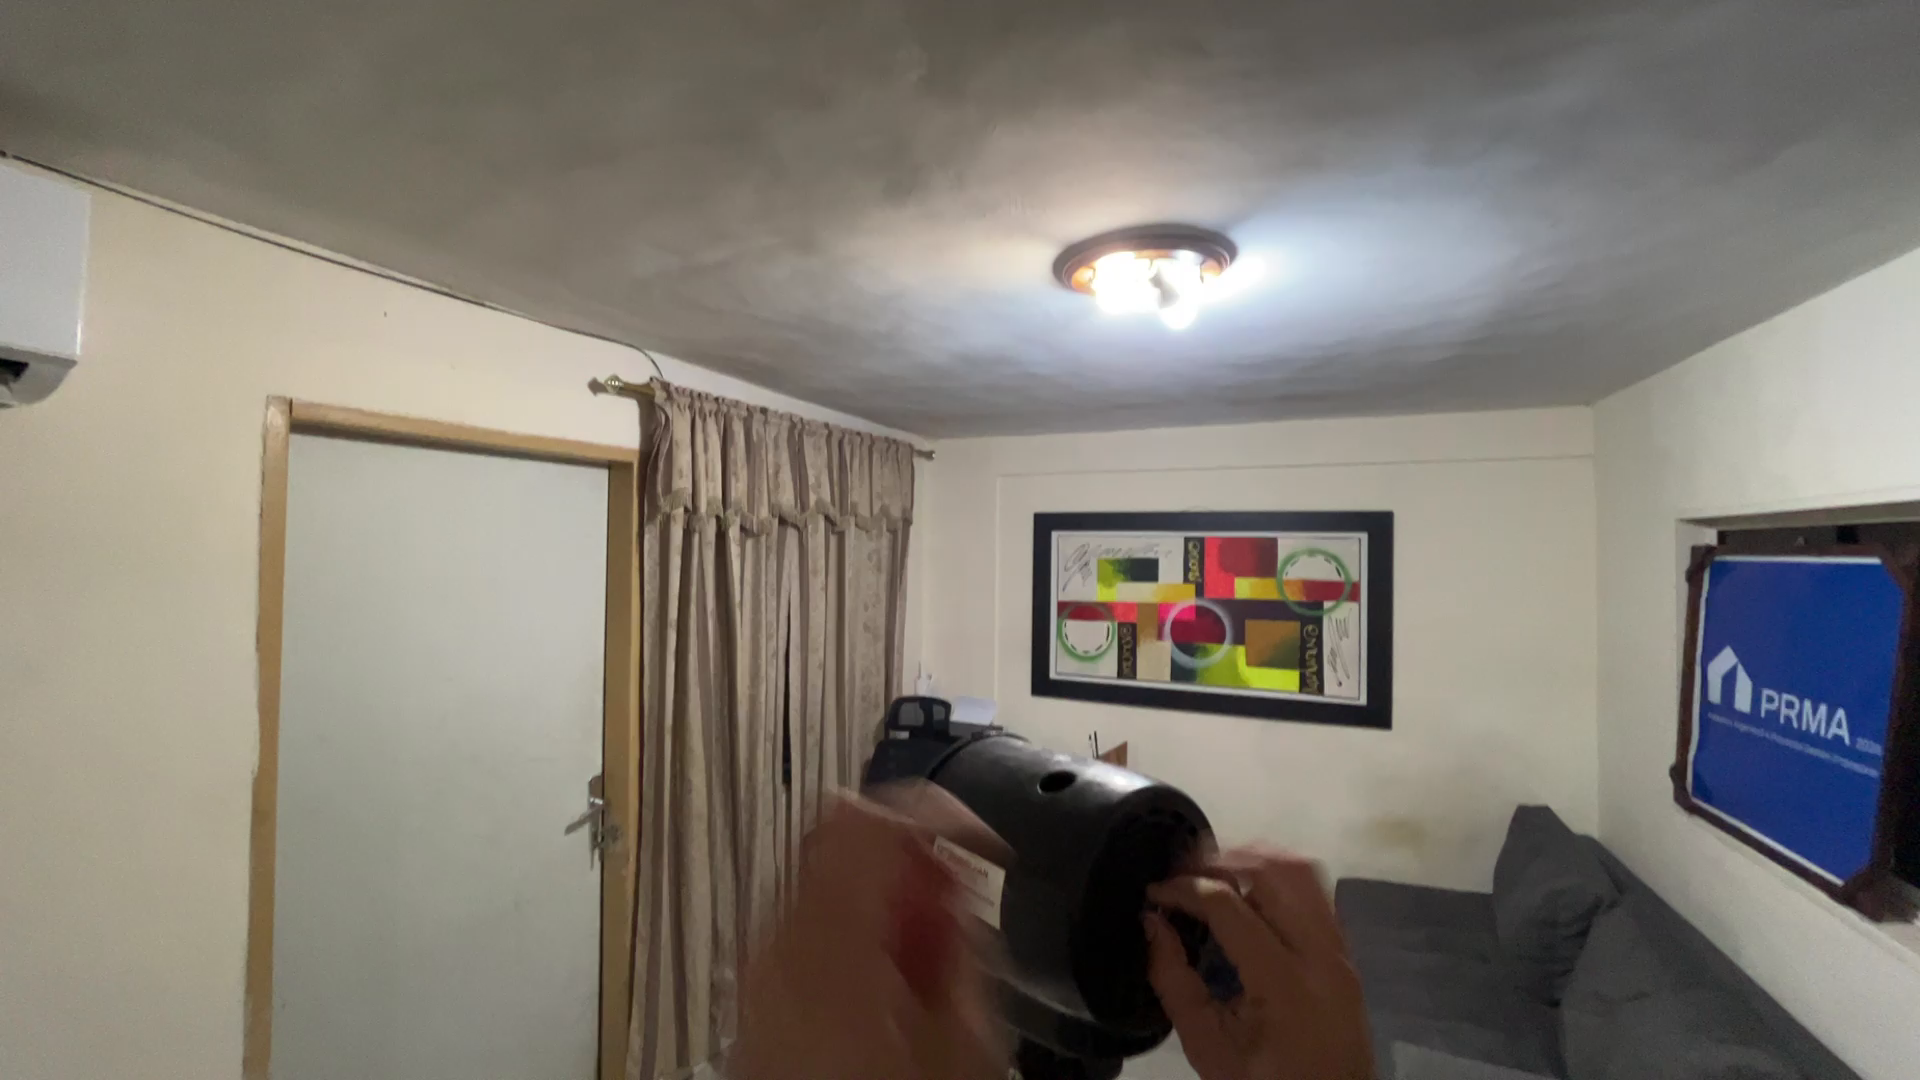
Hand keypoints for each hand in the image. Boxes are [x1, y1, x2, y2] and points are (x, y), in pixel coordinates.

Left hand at [729, 786, 1009, 1079]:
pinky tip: (888, 970)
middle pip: (841, 830)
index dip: (932, 807)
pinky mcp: (758, 981)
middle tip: (950, 897)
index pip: (867, 815)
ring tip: (925, 946)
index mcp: (827, 939)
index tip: (973, 839)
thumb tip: (954, 876)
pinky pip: (810, 909)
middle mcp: (779, 935)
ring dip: (885, 882)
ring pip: (827, 865)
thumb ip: (959, 941)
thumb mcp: (957, 1042)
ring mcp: (761, 956)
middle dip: (909, 847)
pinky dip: (857, 913)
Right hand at [1145, 847, 1373, 1079]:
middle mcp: (1320, 956)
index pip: (1228, 905)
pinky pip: (1314, 888)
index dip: (1184, 888)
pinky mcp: (1345, 949)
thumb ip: (1172, 978)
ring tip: (1215, 872)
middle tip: (1182, 874)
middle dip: (1217, 861)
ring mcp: (1340, 950)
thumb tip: (1151, 919)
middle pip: (1268, 871)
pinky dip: (1277, 874)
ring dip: (1251, 858)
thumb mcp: (1205, 1044)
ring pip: (1298, 868)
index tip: (1155, 893)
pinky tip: (1248, 888)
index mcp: (1284, 985)